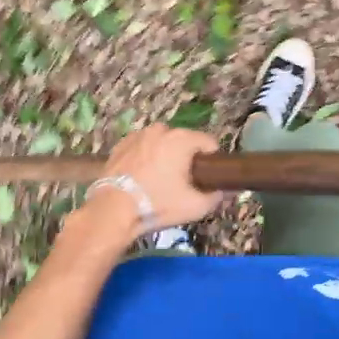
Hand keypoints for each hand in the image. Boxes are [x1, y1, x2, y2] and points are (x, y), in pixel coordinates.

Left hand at [94, 124, 223, 230]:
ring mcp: (138, 135)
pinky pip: (143, 147)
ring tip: (159, 181)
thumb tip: (224, 191)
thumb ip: (216, 196)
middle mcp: (160, 130)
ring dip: (165, 156)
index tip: (206, 178)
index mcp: (181, 139)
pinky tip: (142, 177)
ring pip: (162, 143)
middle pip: (184, 141)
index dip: (211, 161)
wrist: (114, 209)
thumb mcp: (195, 206)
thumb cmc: (158, 204)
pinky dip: (145, 157)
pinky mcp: (121, 144)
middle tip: (182, 183)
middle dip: (186, 158)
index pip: (209, 142)